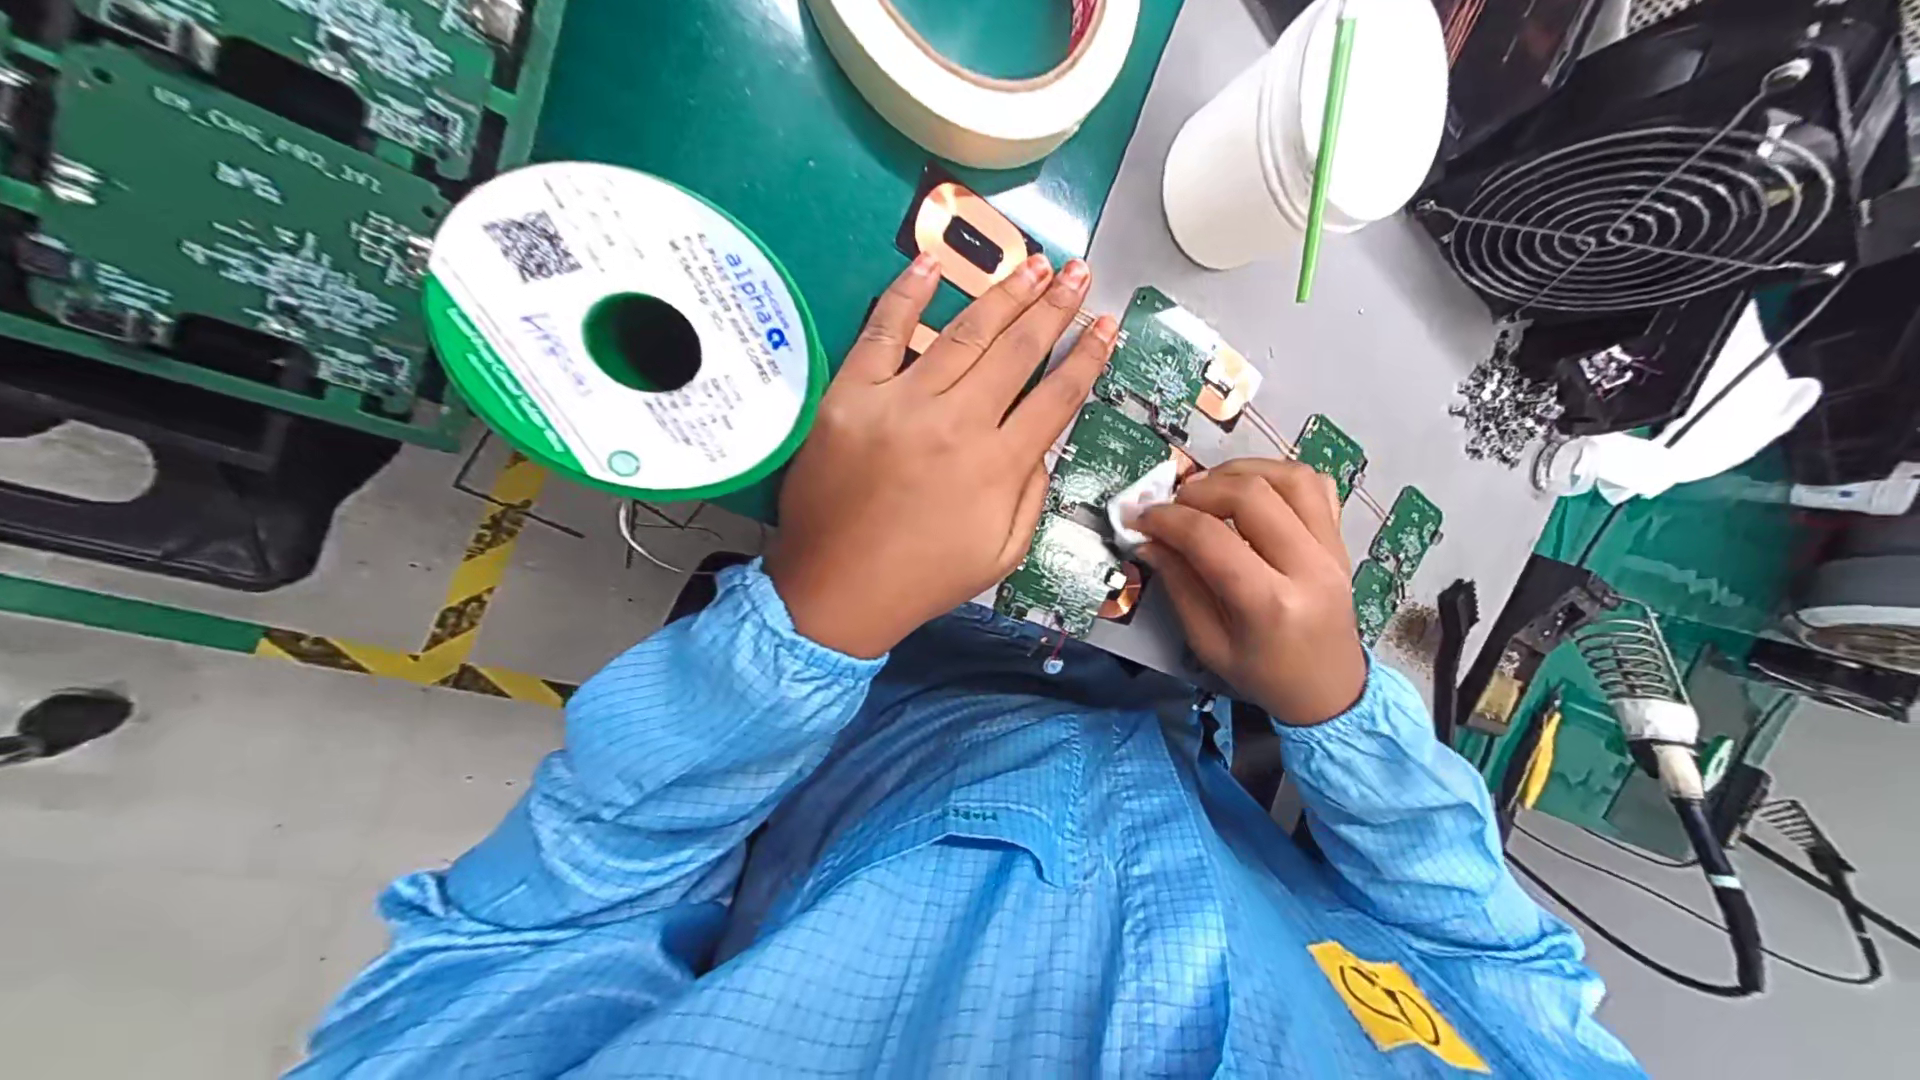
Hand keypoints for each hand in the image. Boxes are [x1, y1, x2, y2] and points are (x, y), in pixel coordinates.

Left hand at [764, 253, 1118, 657]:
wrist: (836, 591)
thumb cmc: (922, 580)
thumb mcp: (1002, 555)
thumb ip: (1032, 495)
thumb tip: (1043, 443)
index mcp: (998, 466)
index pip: (1057, 396)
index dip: (1088, 356)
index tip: (1106, 325)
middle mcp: (957, 423)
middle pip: (1017, 351)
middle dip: (1054, 307)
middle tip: (1077, 272)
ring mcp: (900, 404)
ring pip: (963, 333)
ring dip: (1004, 294)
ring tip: (1033, 264)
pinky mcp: (851, 395)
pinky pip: (883, 331)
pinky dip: (907, 293)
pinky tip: (933, 262)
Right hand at [1133, 459, 1366, 725]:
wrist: (1330, 691)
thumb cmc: (1263, 676)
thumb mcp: (1208, 643)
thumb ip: (1179, 585)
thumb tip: (1149, 540)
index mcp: (1269, 604)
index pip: (1210, 538)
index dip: (1167, 520)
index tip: (1140, 519)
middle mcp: (1308, 567)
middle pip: (1251, 495)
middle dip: (1199, 490)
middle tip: (1173, 505)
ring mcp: (1332, 549)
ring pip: (1289, 477)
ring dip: (1239, 472)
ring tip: (1207, 488)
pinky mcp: (1340, 541)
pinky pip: (1315, 486)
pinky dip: (1277, 475)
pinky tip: (1249, 490)